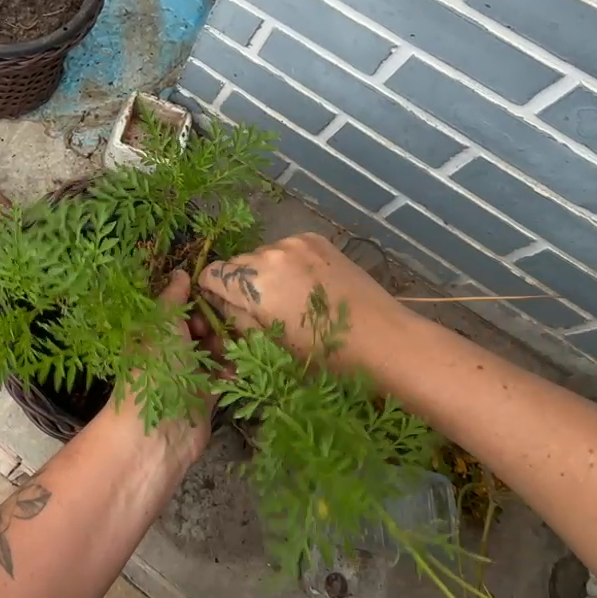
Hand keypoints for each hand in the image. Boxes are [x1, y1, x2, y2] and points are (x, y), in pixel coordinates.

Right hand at [198, 233, 407, 367]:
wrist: (385, 342)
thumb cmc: (324, 358)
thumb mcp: (270, 349)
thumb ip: (236, 321)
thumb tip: (218, 304)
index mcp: (254, 282)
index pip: (211, 274)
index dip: (214, 295)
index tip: (228, 313)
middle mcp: (270, 252)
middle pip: (236, 264)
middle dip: (241, 286)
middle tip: (263, 313)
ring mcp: (295, 242)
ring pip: (262, 256)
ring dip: (266, 274)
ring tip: (290, 300)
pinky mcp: (316, 240)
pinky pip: (287, 249)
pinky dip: (289, 265)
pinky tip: (308, 287)